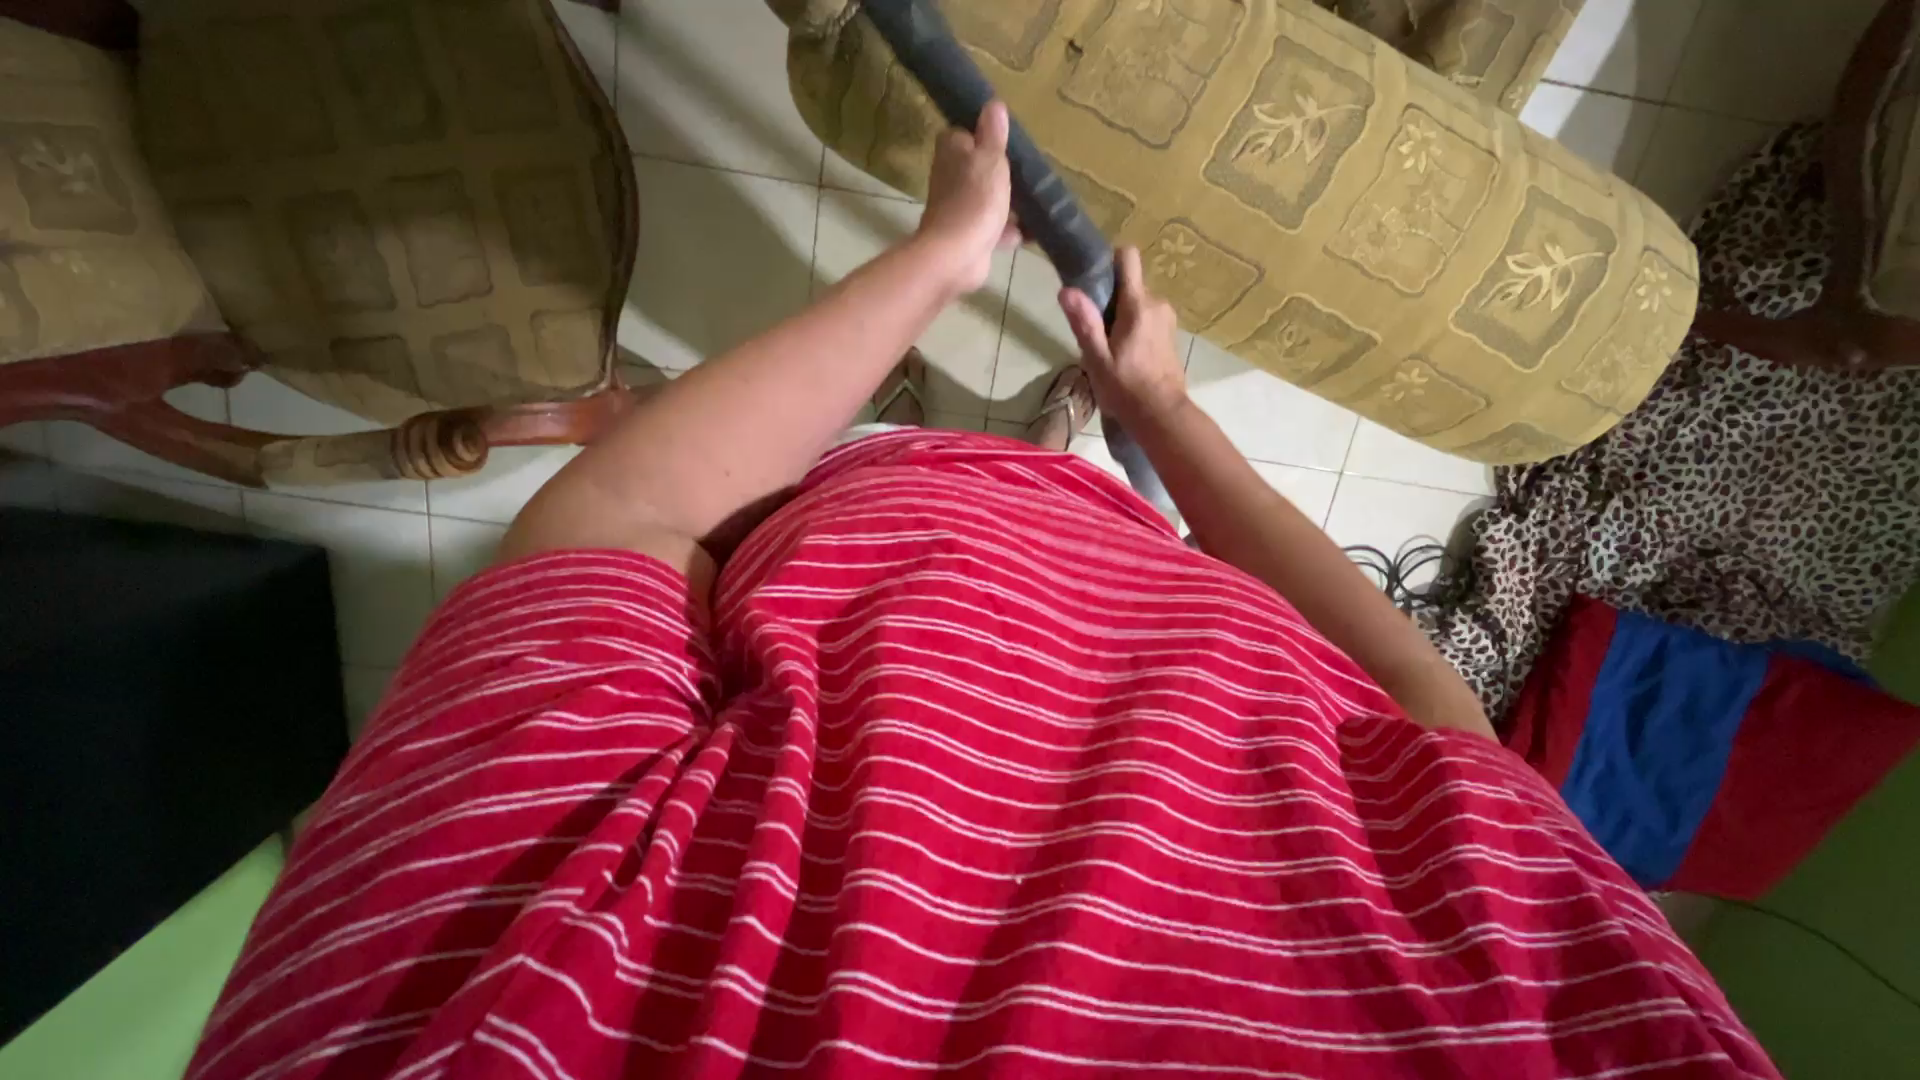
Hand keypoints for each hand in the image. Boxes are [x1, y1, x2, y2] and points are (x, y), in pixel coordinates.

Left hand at [916, 101, 1019, 296]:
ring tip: (1037, 200)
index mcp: (952, 150)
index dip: (987, 136)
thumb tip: (993, 105)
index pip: (967, 133)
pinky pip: (994, 229)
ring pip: (989, 199)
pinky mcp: (969, 236)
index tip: (1009, 142)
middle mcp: (951, 177)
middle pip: (980, 168)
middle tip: (1029, 172)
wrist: (958, 254)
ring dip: (1009, 203)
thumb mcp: (991, 157)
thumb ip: (993, 134)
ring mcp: (959, 208)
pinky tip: (1032, 231)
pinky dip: (1010, 231)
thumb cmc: (975, 199)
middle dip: (1002, 172)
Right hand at [1059, 247, 1186, 426]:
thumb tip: (1066, 290)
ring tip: (1111, 347)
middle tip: (1096, 332)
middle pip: (1129, 284)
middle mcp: (1157, 303)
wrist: (1162, 415)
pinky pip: (1147, 317)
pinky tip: (1127, 355)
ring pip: (1138, 302)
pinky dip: (1135, 327)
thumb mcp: (1097, 359)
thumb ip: (1084, 323)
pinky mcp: (1170, 333)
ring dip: (1122, 316)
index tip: (1093, 284)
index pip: (1128, 258)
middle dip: (1111, 300)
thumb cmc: (1126, 389)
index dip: (1109, 263)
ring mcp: (1166, 318)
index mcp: (1138, 305)